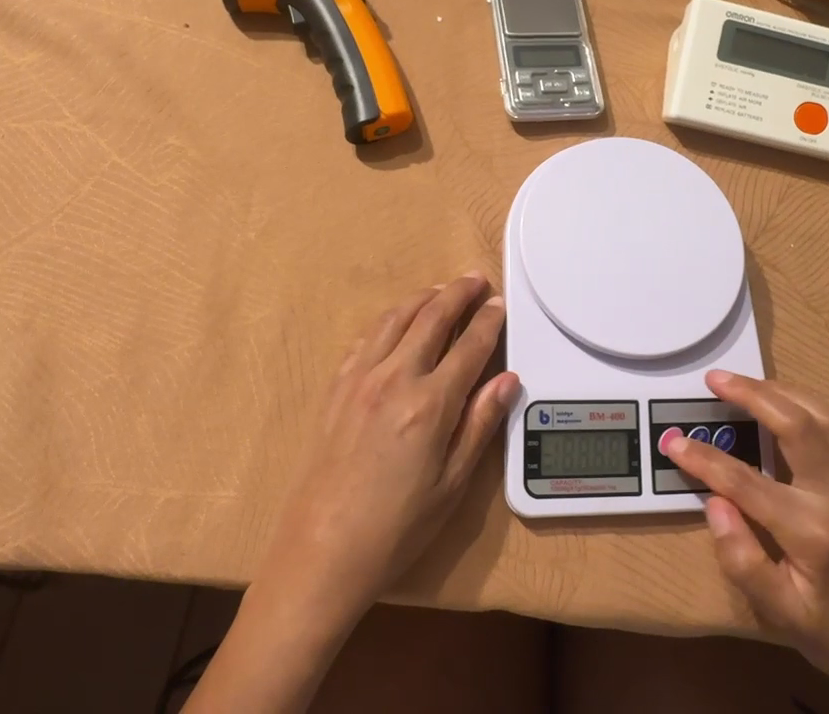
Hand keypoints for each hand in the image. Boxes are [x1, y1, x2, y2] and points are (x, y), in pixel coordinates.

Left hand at [187, 276, 516, 713]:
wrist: (321, 550)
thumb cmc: (396, 526)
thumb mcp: (452, 484)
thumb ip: (479, 425)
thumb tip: (507, 380)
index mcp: (431, 403)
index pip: (469, 347)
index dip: (488, 322)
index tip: (499, 305)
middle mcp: (394, 379)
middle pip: (431, 319)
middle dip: (457, 294)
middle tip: (475, 279)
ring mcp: (359, 380)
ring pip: (394, 320)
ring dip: (422, 298)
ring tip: (441, 289)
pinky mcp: (335, 389)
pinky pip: (364, 339)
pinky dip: (387, 320)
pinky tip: (395, 322)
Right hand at [663, 370, 828, 711]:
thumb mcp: (778, 610)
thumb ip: (740, 557)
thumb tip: (713, 502)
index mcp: (814, 532)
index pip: (747, 481)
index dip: (705, 459)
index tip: (674, 442)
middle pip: (796, 424)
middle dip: (751, 395)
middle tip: (715, 378)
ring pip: (822, 415)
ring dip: (779, 392)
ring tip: (741, 383)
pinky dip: (803, 404)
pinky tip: (779, 402)